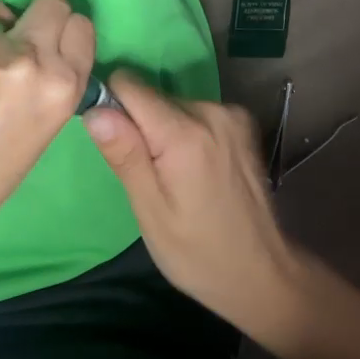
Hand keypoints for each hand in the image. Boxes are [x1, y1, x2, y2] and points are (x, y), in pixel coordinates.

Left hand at [0, 0, 94, 266]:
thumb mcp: (43, 128)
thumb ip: (49, 78)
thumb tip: (32, 31)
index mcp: (62, 88)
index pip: (79, 25)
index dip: (67, 25)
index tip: (57, 22)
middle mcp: (30, 61)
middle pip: (48, 3)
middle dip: (44, 3)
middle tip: (27, 16)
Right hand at [81, 71, 312, 348]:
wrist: (264, 274)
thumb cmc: (199, 252)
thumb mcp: (150, 211)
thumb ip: (124, 154)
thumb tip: (95, 109)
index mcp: (185, 133)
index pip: (128, 84)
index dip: (112, 107)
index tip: (115, 145)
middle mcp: (211, 112)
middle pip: (151, 95)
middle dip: (139, 126)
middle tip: (148, 175)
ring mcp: (232, 115)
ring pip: (171, 104)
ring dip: (162, 131)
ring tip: (173, 177)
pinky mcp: (242, 122)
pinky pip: (193, 113)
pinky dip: (185, 133)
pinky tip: (195, 170)